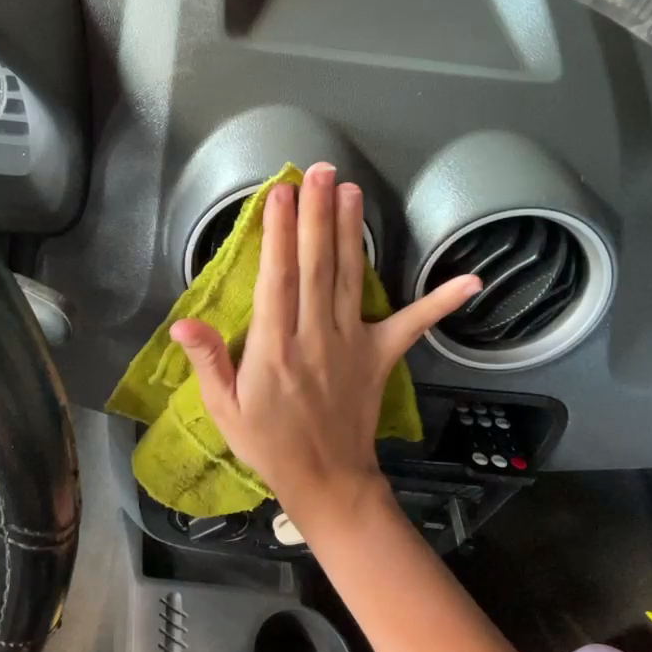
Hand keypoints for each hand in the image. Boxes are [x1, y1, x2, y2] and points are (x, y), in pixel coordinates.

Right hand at [171, 163, 481, 521]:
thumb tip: (181, 323)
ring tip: (351, 190)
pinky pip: (412, 325)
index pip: (276, 278)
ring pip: (349, 277)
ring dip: (350, 231)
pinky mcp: (380, 356)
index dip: (278, 233)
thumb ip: (207, 361)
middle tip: (320, 171)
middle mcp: (314, 336)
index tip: (280, 193)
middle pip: (316, 265)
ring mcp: (352, 344)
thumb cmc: (267, 442)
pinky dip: (439, 302)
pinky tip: (469, 279)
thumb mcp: (223, 408)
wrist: (325, 480)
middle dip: (317, 214)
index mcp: (274, 348)